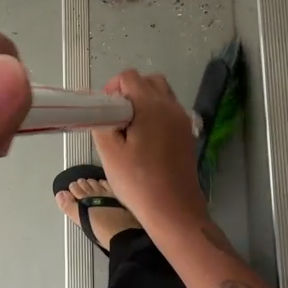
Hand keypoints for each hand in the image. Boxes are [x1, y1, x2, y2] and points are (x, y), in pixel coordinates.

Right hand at [92, 70, 205, 231]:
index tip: (105, 111)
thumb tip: (100, 111)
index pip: (130, 77)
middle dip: (130, 91)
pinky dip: (157, 115)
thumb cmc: (138, 181)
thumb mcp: (109, 152)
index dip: (113, 88)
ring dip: (145, 101)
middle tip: (117, 116)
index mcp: (151, 105)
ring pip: (162, 95)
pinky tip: (146, 140)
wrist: (174, 211)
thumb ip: (101, 122)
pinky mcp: (187, 135)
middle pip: (149, 81)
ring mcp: (183, 121)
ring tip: (131, 128)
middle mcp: (171, 107)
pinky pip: (170, 112)